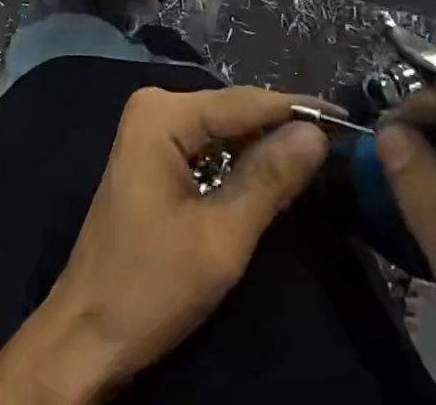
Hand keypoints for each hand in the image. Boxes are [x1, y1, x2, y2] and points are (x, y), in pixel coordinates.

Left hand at [0, 86, 332, 403]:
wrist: (87, 332)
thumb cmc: (150, 285)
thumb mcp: (221, 236)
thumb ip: (269, 178)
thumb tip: (316, 133)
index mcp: (162, 115)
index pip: (245, 102)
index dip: (299, 109)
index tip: (348, 120)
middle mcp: (153, 107)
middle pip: (233, 111)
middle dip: (282, 127)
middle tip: (340, 144)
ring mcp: (149, 130)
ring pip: (223, 128)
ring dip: (264, 145)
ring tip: (317, 156)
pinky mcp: (152, 155)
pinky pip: (208, 146)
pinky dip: (240, 159)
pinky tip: (271, 171)